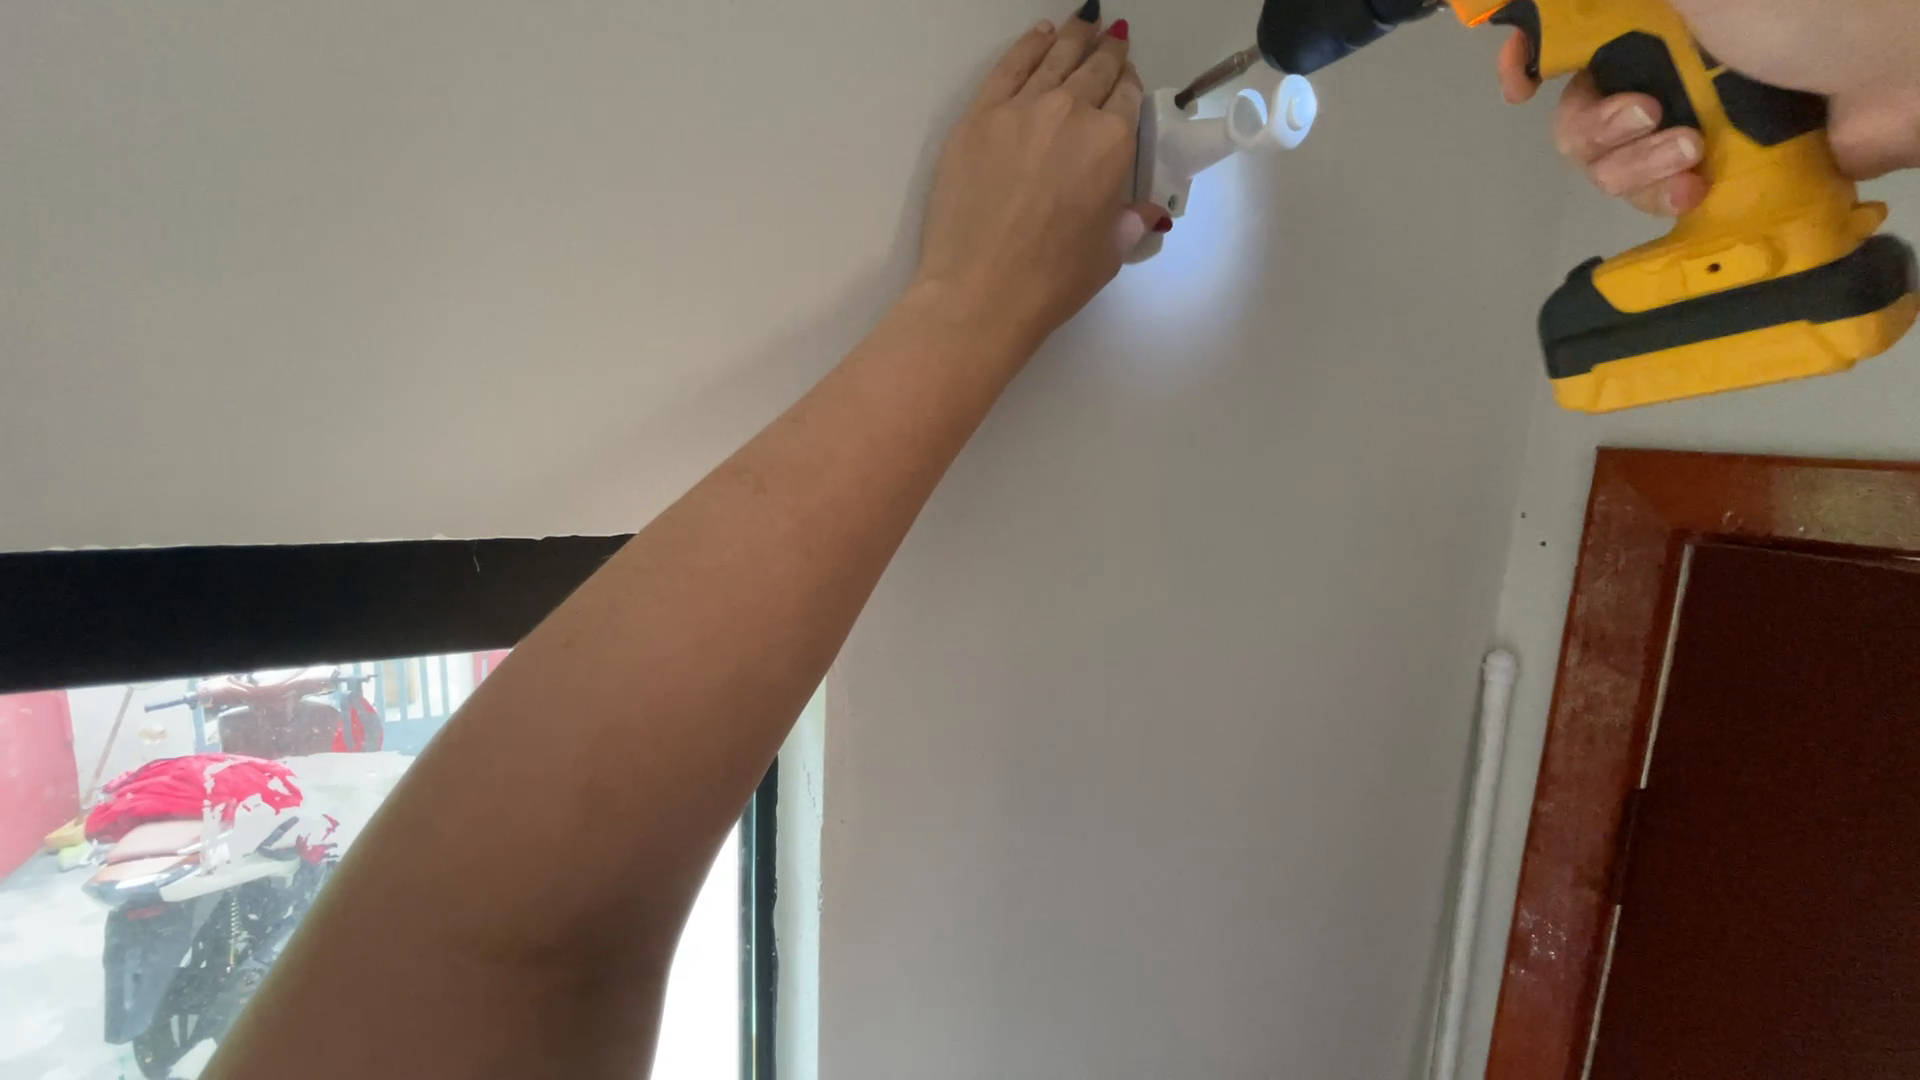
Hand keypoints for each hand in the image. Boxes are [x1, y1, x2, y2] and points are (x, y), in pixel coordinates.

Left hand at [915, 11, 1166, 346]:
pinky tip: (1040, 35)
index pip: (1128, 97)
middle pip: (1094, 70)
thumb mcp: (1106, 257)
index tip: (1126, 86)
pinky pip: (1008, 66)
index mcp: (1112, 144)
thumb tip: (1147, 212)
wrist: (978, 293)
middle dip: (1107, 55)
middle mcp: (1071, 113)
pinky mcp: (978, 117)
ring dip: (1073, 38)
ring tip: (1084, 24)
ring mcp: (1020, 110)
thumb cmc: (1049, 284)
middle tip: (1111, 43)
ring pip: (1054, 58)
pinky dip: (1028, 46)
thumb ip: (1129, 222)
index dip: (1129, 88)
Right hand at [1498, 23, 1919, 217]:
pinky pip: (1645, 194)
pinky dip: (1661, 194)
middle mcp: (1669, 66)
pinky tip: (1696, 185)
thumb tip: (1559, 3)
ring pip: (1603, 161)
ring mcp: (1688, 118)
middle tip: (1643, 119)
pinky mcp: (1709, 166)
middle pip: (1575, 112)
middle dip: (1593, 128)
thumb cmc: (1817, 6)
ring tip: (1692, 152)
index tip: (1521, 85)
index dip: (1532, 58)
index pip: (1572, 37)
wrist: (1915, 70)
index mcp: (1665, 18)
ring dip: (1633, 165)